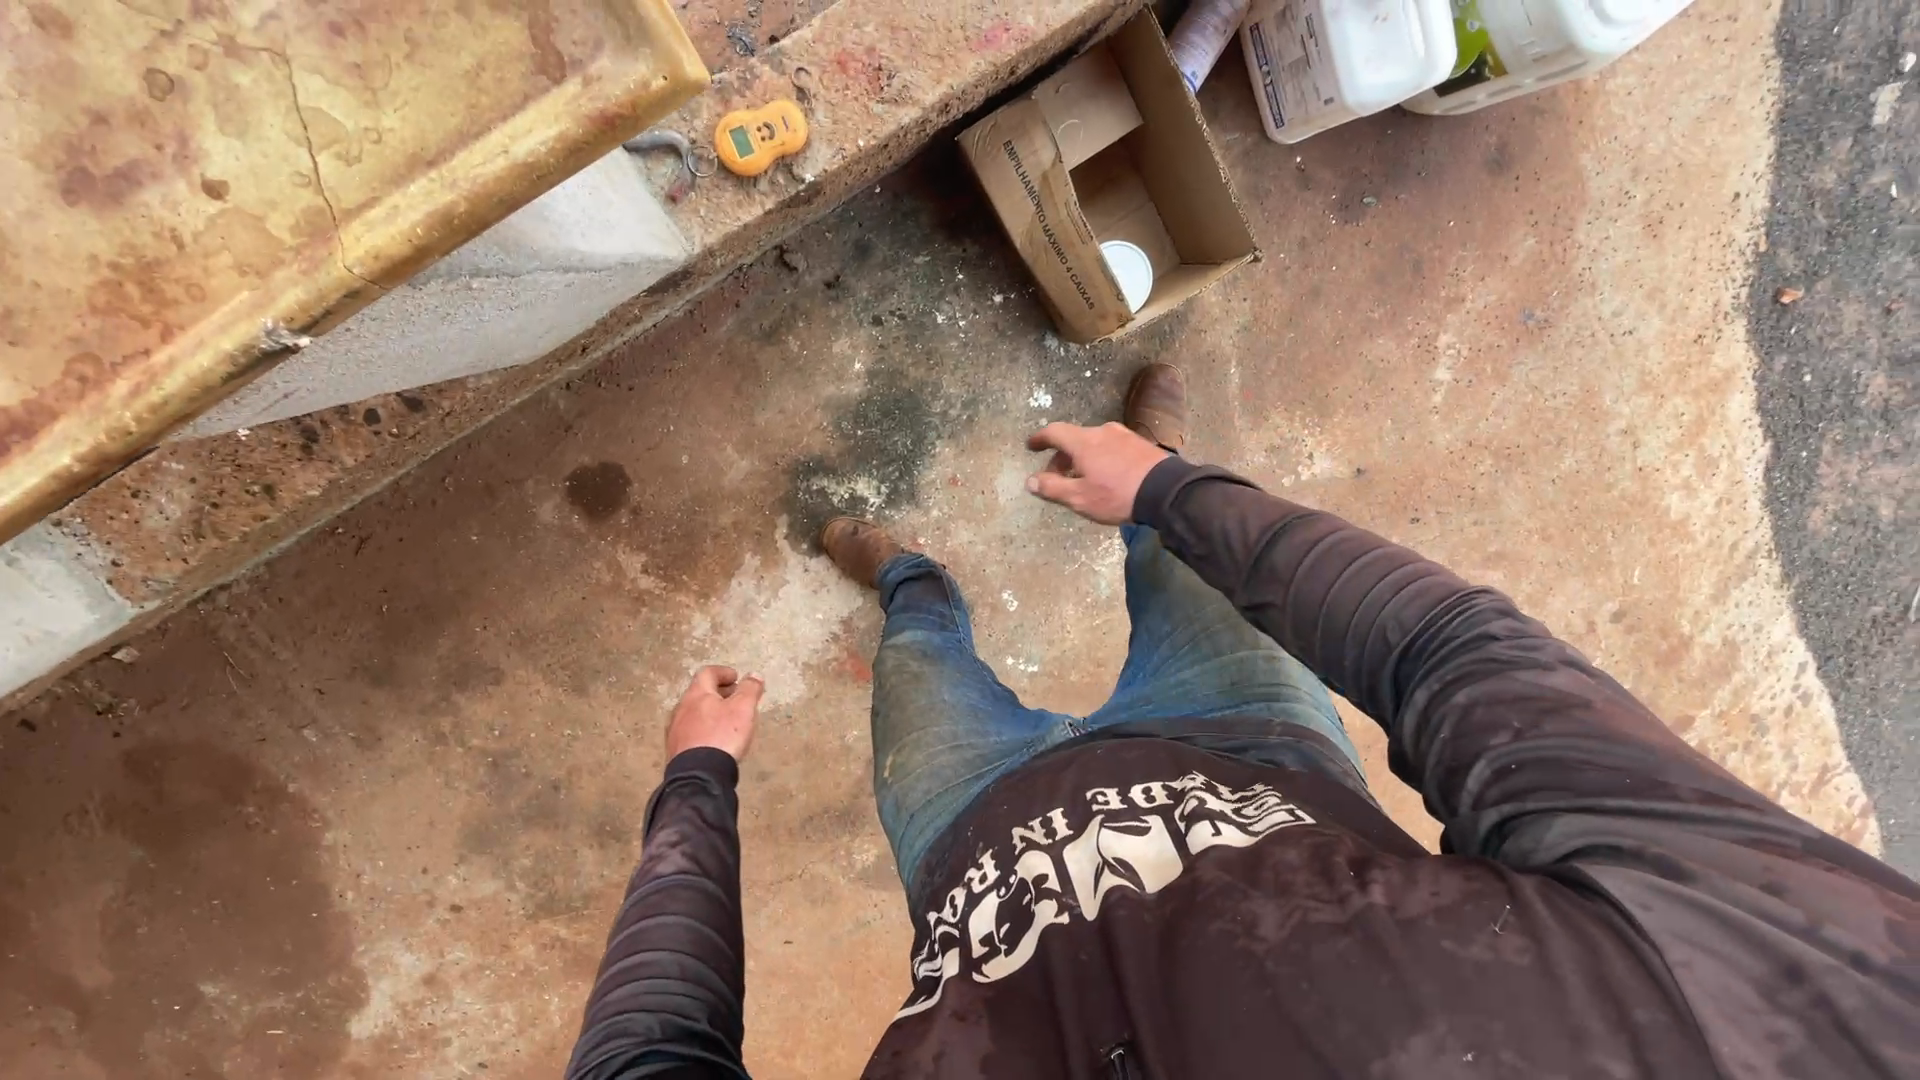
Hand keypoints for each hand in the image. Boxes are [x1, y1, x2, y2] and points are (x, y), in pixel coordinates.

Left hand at [666, 666, 764, 761]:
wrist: (698, 775)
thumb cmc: (723, 736)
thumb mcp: (743, 708)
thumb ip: (750, 689)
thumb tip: (754, 675)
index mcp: (697, 695)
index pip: (707, 673)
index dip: (723, 672)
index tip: (736, 678)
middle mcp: (681, 709)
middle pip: (699, 693)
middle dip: (719, 692)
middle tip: (736, 698)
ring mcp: (675, 730)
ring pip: (694, 713)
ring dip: (711, 711)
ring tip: (728, 721)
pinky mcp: (675, 750)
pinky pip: (691, 731)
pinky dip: (704, 728)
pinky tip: (715, 741)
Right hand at [1025, 422, 1170, 525]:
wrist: (1166, 491)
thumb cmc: (1117, 494)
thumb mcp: (1080, 498)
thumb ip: (1052, 488)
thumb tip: (1030, 481)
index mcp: (1083, 442)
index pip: (1054, 432)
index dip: (1039, 439)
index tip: (1031, 446)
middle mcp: (1102, 432)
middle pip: (1074, 439)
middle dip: (1061, 457)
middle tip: (1057, 477)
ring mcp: (1123, 435)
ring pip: (1094, 443)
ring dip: (1082, 458)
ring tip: (1082, 478)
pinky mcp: (1140, 444)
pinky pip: (1111, 447)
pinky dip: (1100, 457)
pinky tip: (1106, 475)